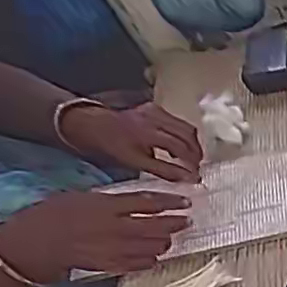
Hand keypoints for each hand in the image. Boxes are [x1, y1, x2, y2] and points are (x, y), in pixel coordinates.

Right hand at [0, 190, 189, 281]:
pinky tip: (153, 254)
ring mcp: (117, 249)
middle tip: (185, 220)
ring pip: (155, 246)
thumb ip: (113, 201)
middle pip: (158, 226)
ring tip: (168, 238)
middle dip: (175, 223)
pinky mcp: (115, 265)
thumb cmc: (55, 215)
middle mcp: (116, 228)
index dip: (171, 203)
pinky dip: (152, 258)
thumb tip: (140, 201)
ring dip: (165, 242)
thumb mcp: (84, 198)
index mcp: (107, 206)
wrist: (38, 243)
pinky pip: (143, 263)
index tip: (185, 203)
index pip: (148, 203)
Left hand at [58, 102, 203, 182]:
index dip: (192, 163)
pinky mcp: (153, 108)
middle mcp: (154, 118)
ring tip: (191, 157)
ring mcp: (155, 110)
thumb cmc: (111, 146)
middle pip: (188, 134)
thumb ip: (165, 171)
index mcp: (148, 132)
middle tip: (197, 167)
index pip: (181, 147)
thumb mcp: (136, 163)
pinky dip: (183, 134)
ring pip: (185, 126)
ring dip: (192, 143)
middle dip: (196, 153)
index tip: (197, 176)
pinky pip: (177, 121)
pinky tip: (180, 145)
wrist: (90, 124)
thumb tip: (191, 178)